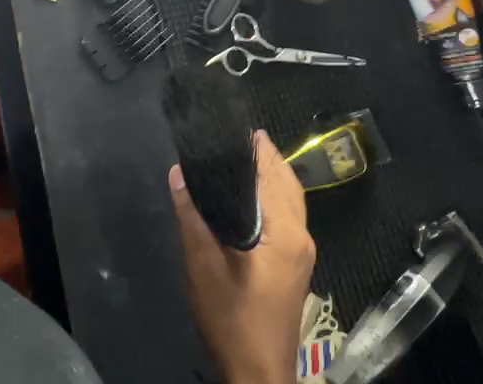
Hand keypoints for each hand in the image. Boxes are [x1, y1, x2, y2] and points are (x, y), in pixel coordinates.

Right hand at [172, 130, 314, 383]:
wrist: (257, 374)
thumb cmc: (233, 318)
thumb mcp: (204, 266)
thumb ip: (193, 217)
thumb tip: (180, 173)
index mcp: (286, 233)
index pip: (273, 175)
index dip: (256, 148)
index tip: (235, 124)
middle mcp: (301, 238)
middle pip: (288, 185)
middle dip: (267, 157)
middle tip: (238, 135)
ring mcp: (302, 255)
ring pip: (291, 202)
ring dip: (272, 177)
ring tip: (242, 158)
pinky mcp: (294, 267)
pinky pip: (288, 217)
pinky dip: (272, 197)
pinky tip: (249, 198)